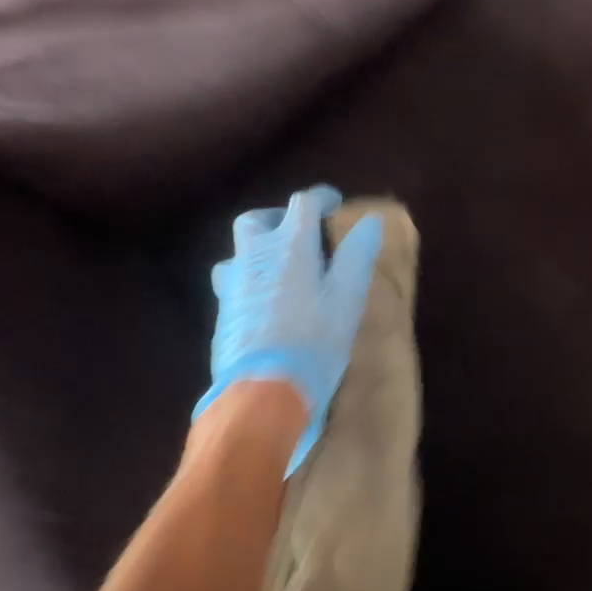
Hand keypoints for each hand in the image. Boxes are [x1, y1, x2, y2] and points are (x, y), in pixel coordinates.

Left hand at [193, 186, 384, 476]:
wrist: (263, 392)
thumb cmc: (315, 340)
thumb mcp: (349, 298)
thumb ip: (358, 256)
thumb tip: (369, 222)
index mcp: (290, 246)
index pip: (302, 204)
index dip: (320, 198)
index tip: (334, 203)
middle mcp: (255, 257)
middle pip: (256, 221)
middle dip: (278, 219)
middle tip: (299, 233)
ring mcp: (233, 286)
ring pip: (238, 253)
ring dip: (258, 251)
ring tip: (280, 268)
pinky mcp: (222, 314)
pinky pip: (233, 283)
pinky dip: (250, 280)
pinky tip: (265, 302)